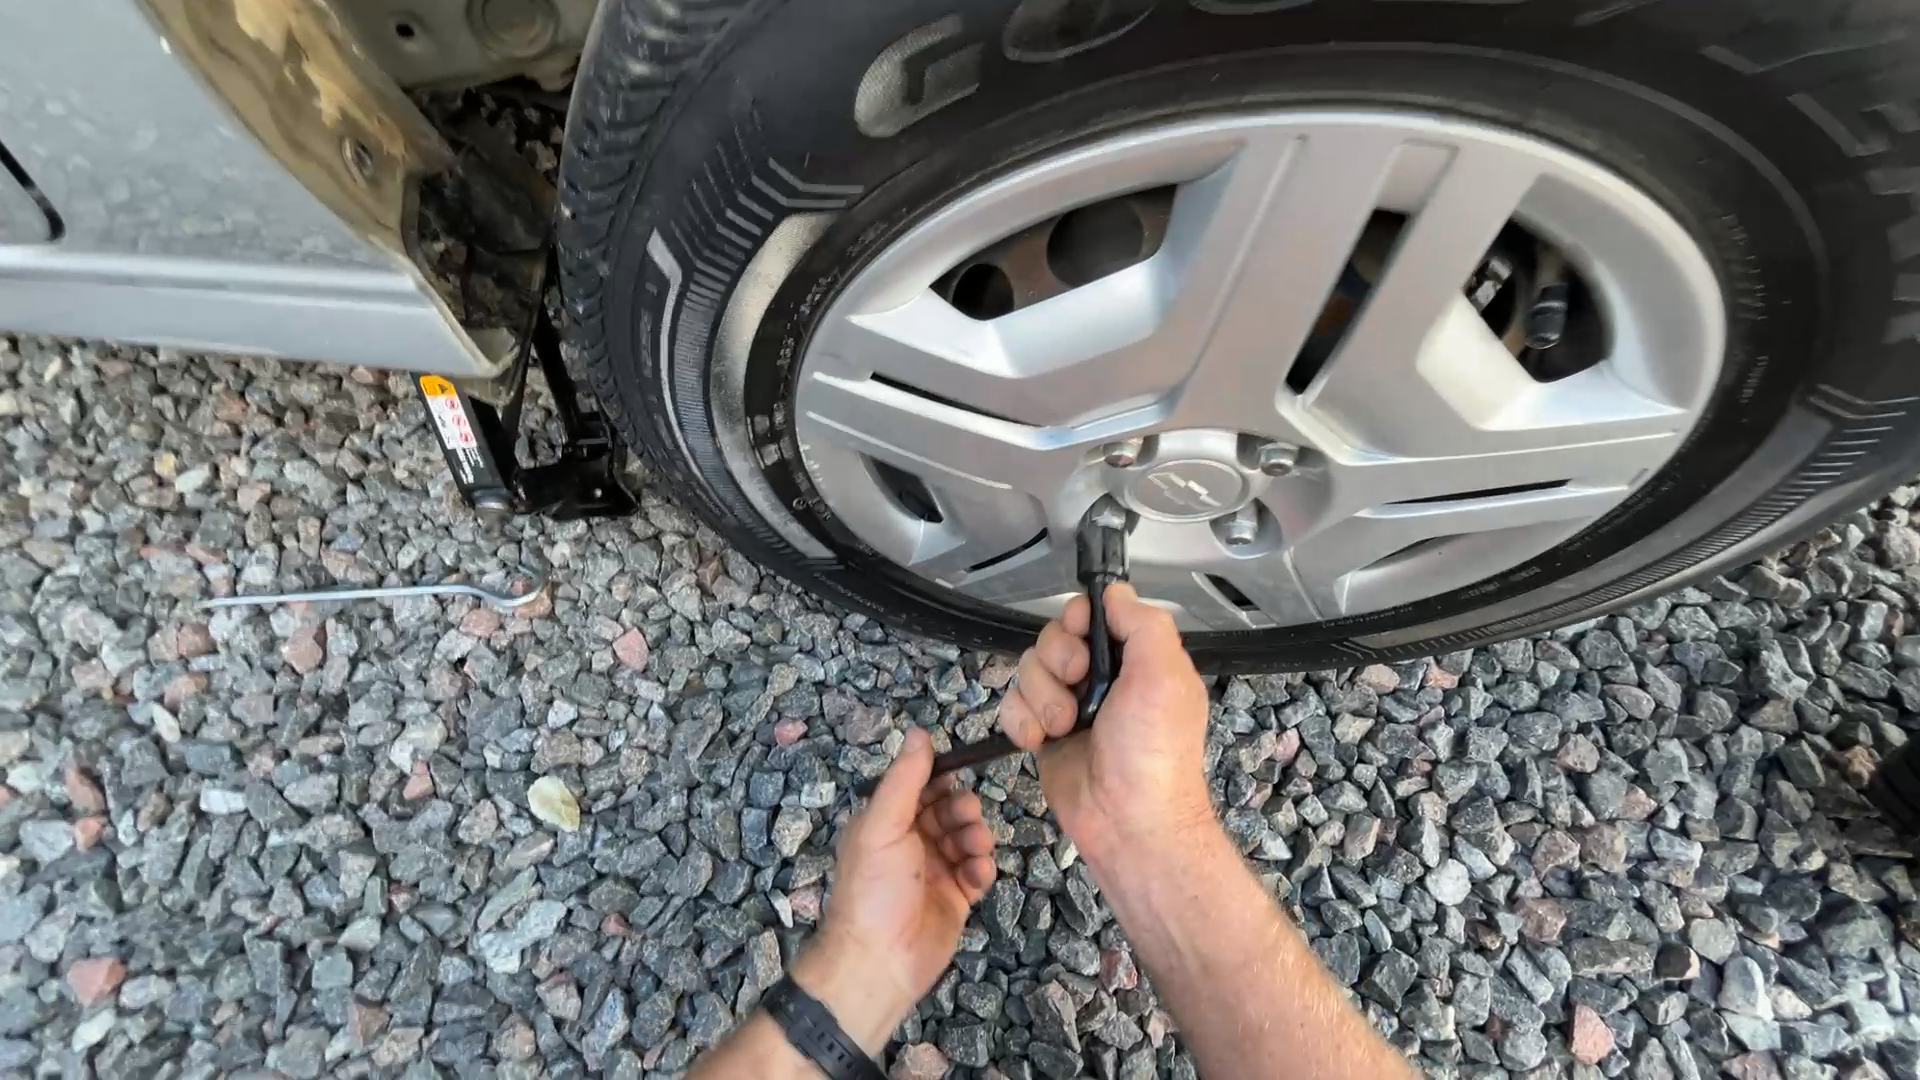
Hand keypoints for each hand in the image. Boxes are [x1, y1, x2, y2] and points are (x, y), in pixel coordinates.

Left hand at [795, 729, 995, 1053]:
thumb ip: (905, 778)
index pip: (921, 784)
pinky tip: (976, 876)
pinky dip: (982, 868)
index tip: (960, 772)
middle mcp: (911, 839)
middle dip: (963, 808)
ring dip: (976, 837)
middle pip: (949, 808)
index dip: (942, 777)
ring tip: (974, 851)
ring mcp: (935, 869)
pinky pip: (978, 870)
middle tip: (967, 817)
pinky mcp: (956, 897)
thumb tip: (921, 732)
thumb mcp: (883, 824)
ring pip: (967, 836)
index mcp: (888, 819)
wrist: (879, 962)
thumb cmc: (875, 886)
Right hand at [998, 583, 1214, 864]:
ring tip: (1065, 727)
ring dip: (1042, 697)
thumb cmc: (1153, 749)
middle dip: (1058, 660)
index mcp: (1134, 659)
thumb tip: (1113, 591)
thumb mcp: (1165, 675)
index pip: (1091, 614)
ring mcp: (1067, 705)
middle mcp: (1099, 677)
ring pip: (1028, 669)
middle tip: (1078, 686)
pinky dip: (1022, 721)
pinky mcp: (1041, 732)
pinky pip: (1012, 705)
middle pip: (1053, 638)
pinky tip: (1041, 741)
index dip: (1078, 619)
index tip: (1082, 636)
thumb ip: (1143, 624)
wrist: (1128, 822)